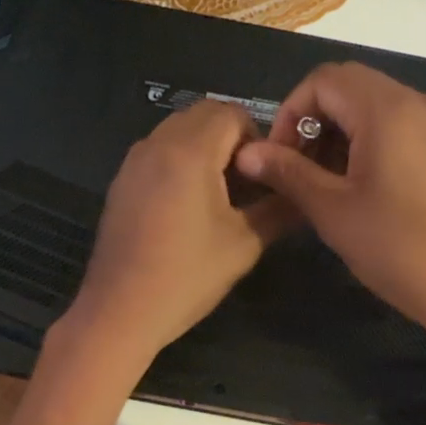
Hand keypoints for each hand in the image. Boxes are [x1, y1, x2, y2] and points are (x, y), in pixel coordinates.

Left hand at [66, 101, 293, 357]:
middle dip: (232, 140)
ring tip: (220, 198)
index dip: (258, 138)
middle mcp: (157, 144)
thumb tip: (303, 193)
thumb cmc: (186, 277)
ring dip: (205, 150)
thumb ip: (279, 210)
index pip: (233, 113)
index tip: (264, 178)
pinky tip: (188, 211)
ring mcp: (133, 162)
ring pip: (178, 131)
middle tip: (246, 185)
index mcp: (189, 151)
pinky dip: (180, 164)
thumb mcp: (244, 245)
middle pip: (204, 114)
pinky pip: (158, 154)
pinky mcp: (121, 183)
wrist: (121, 311)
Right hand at [234, 63, 425, 345]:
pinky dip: (366, 143)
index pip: (322, 80)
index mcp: (386, 109)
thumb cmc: (396, 248)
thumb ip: (288, 173)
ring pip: (373, 107)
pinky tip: (358, 189)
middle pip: (349, 86)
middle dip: (313, 121)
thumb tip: (246, 153)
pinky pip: (396, 127)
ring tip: (322, 185)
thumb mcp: (332, 211)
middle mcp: (415, 103)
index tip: (277, 159)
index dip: (290, 113)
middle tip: (296, 170)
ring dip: (338, 134)